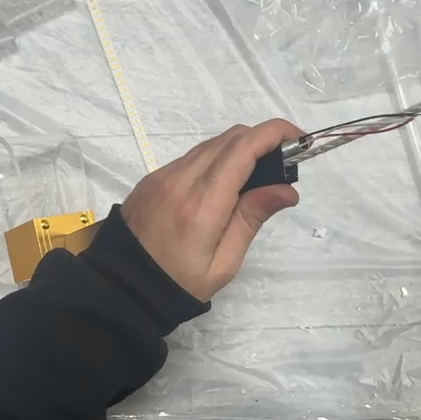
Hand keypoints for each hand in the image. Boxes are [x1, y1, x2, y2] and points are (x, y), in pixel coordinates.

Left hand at [121, 119, 302, 300]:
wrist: (121, 285)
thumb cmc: (177, 283)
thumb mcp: (223, 262)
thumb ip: (251, 219)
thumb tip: (286, 189)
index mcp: (202, 203)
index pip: (243, 149)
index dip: (275, 134)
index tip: (298, 139)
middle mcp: (181, 180)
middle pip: (230, 138)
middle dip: (262, 142)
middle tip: (281, 169)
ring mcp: (163, 175)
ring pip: (211, 145)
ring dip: (239, 151)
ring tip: (255, 180)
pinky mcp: (153, 178)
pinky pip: (192, 158)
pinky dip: (216, 161)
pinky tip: (223, 187)